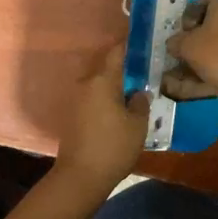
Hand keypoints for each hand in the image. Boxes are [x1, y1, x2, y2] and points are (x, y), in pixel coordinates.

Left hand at [56, 43, 149, 190]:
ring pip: (100, 83)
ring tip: (134, 90)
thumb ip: (141, 102)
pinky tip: (120, 108)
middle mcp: (86, 83)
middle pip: (107, 66)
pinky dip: (106, 97)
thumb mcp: (138, 125)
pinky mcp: (73, 114)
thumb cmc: (113, 147)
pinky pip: (94, 97)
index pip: (117, 52)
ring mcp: (77, 99)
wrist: (80, 176)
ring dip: (115, 84)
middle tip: (144, 69)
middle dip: (124, 66)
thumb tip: (138, 92)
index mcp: (102, 80)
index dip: (130, 44)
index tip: (143, 41)